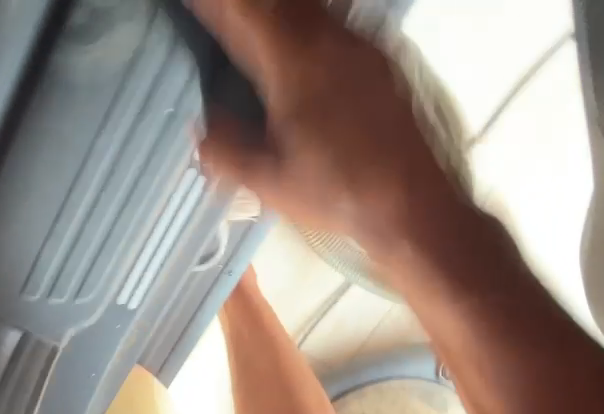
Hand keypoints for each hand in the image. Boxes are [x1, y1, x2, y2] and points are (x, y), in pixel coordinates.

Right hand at [190, 0, 471, 262]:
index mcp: (295, 64)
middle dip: (243, 5)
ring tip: (251, 20)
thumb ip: (226, 150)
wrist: (412, 202)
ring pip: (310, 8)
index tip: (191, 0)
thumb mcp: (268, 182)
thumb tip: (201, 128)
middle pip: (277, 2)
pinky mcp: (380, 60)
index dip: (213, 4)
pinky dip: (306, 23)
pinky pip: (335, 23)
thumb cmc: (340, 194)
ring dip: (275, 10)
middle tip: (217, 11)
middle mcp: (331, 41)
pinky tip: (301, 45)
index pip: (242, 14)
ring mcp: (362, 45)